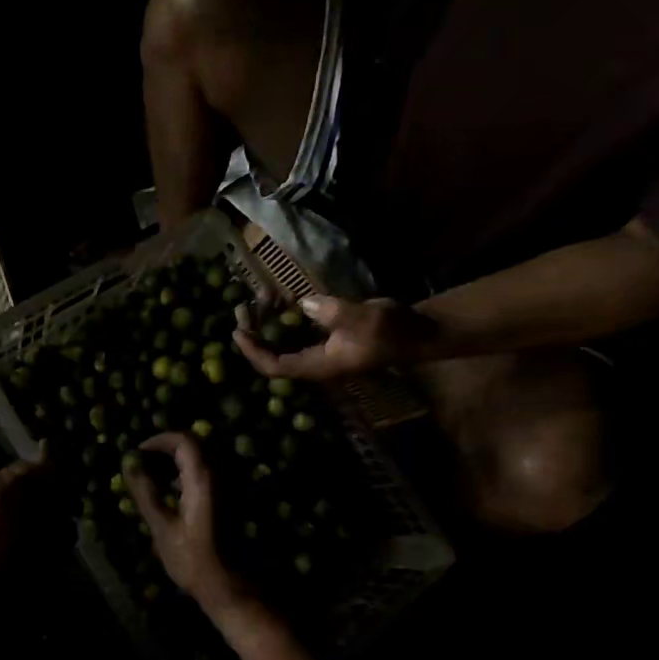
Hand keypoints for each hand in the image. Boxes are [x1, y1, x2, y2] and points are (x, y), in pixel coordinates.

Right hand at [125, 433, 255, 619]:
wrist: (234, 590)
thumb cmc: (194, 561)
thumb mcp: (161, 526)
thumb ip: (145, 490)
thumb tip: (128, 462)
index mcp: (205, 479)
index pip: (183, 440)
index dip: (157, 441)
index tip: (137, 454)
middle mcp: (225, 475)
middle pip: (194, 446)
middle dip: (165, 452)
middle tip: (142, 468)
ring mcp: (235, 486)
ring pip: (203, 459)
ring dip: (177, 463)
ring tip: (153, 482)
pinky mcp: (237, 498)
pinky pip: (211, 473)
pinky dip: (189, 475)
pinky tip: (173, 494)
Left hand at [234, 294, 433, 380]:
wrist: (421, 330)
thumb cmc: (394, 331)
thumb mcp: (366, 320)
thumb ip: (334, 313)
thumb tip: (305, 305)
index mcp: (317, 366)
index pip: (273, 366)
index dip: (252, 352)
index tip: (237, 332)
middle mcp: (312, 361)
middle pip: (271, 350)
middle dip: (255, 329)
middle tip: (243, 306)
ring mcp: (317, 348)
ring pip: (280, 336)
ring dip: (268, 317)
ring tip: (263, 293)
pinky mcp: (323, 336)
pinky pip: (294, 327)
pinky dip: (285, 313)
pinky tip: (282, 296)